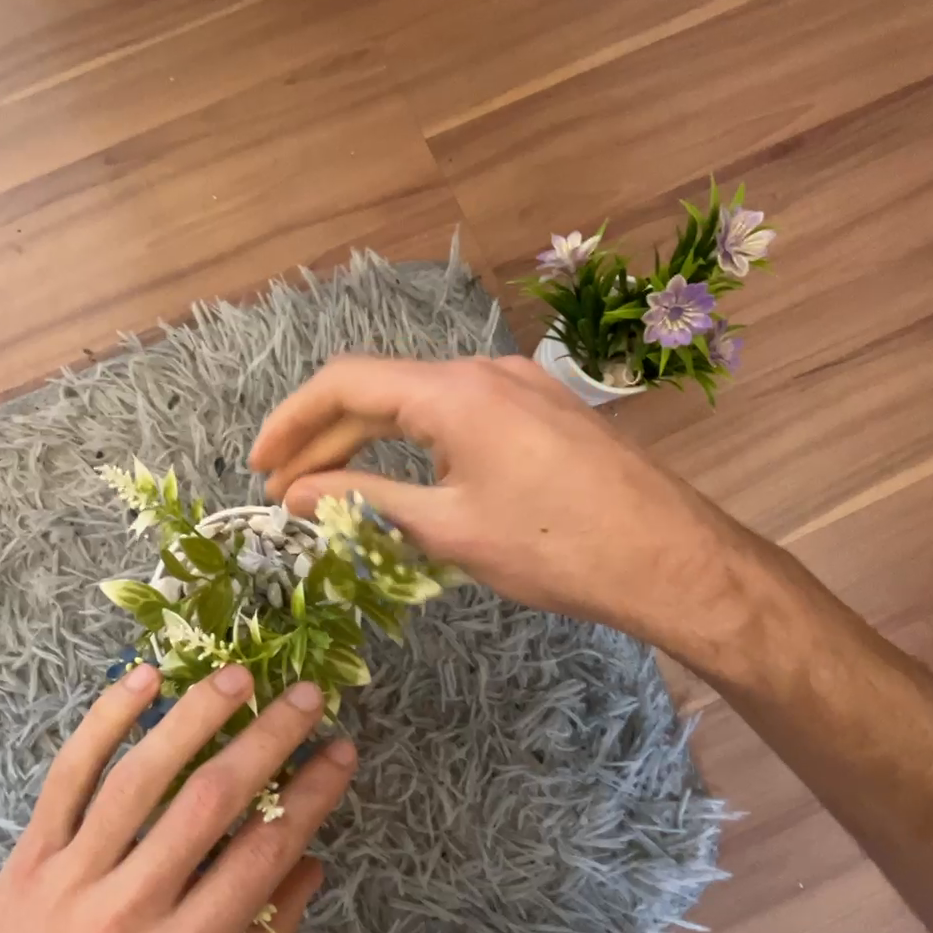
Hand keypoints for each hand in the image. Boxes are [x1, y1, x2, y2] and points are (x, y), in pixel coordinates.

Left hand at [0, 663, 356, 932]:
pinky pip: (68, 774)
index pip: (262, 856)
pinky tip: (143, 679)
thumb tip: (310, 864)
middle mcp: (129, 908)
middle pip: (209, 803)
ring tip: (237, 676)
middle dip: (266, 740)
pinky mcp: (30, 852)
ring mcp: (72, 873)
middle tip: (306, 696)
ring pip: (140, 777)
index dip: (311, 795)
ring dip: (193, 717)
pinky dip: (105, 720)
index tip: (341, 751)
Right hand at [249, 355, 760, 660]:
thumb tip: (293, 495)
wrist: (674, 561)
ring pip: (415, 404)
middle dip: (321, 439)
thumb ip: (363, 501)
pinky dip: (411, 445)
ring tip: (326, 488)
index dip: (290, 422)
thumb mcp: (446, 528)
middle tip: (282, 490)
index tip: (258, 466)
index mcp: (453, 392)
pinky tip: (396, 480)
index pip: (344, 384)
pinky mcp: (537, 411)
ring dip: (365, 443)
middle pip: (376, 391)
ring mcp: (515, 387)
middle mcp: (481, 372)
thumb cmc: (556, 548)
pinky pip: (453, 416)